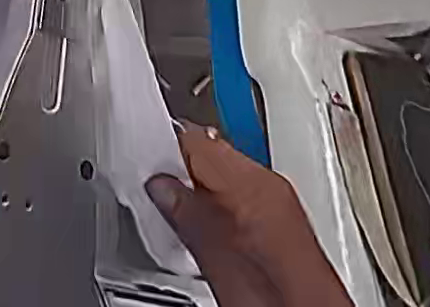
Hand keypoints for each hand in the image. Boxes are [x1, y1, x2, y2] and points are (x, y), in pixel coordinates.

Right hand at [146, 128, 352, 306]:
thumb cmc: (276, 301)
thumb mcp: (216, 263)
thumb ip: (186, 216)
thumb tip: (160, 186)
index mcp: (251, 184)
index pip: (196, 139)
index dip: (165, 148)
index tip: (146, 166)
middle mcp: (269, 184)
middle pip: (212, 151)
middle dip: (182, 167)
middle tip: (157, 190)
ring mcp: (279, 200)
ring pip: (226, 171)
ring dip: (200, 184)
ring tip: (179, 214)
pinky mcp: (283, 218)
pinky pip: (242, 189)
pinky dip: (220, 200)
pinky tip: (208, 228)